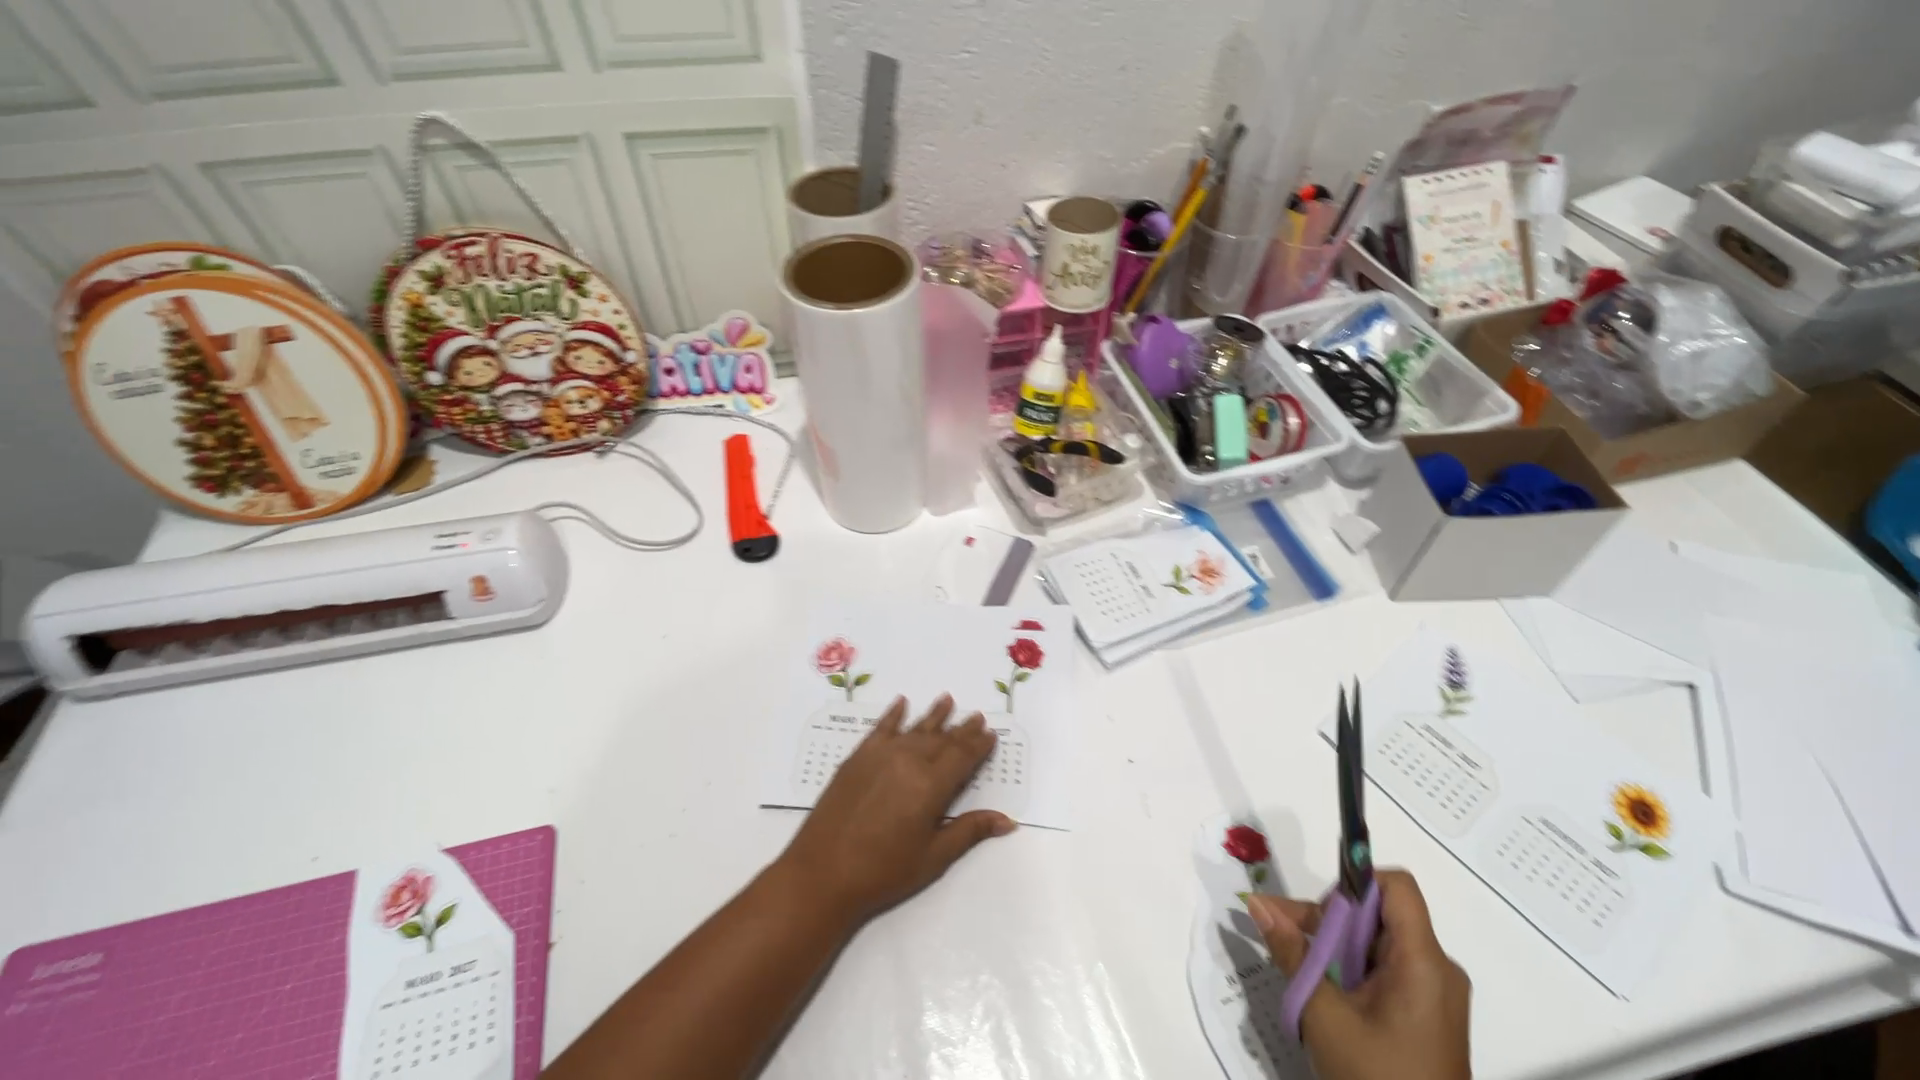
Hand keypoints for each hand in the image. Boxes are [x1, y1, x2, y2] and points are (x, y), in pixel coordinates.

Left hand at [774, 695, 1015, 922]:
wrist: (821, 874)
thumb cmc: (883, 872)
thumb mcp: (933, 857)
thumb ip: (969, 831)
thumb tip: (1007, 820)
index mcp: (930, 785)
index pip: (962, 756)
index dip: (978, 744)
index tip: (990, 733)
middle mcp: (907, 761)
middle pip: (941, 739)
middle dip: (961, 728)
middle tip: (977, 716)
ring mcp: (878, 756)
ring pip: (913, 729)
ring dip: (933, 715)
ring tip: (948, 700)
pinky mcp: (855, 759)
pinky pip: (880, 729)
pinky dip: (893, 714)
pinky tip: (901, 703)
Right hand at [1246, 870, 1471, 1079]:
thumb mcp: (1324, 1016)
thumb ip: (1292, 953)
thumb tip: (1258, 904)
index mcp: (1423, 962)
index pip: (1395, 887)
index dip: (1353, 883)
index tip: (1316, 913)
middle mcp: (1437, 969)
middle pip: (1379, 915)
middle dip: (1327, 918)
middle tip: (1280, 932)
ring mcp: (1434, 995)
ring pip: (1377, 945)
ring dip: (1333, 947)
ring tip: (1294, 968)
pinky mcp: (1427, 1016)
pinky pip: (1385, 973)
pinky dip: (1350, 972)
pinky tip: (1321, 995)